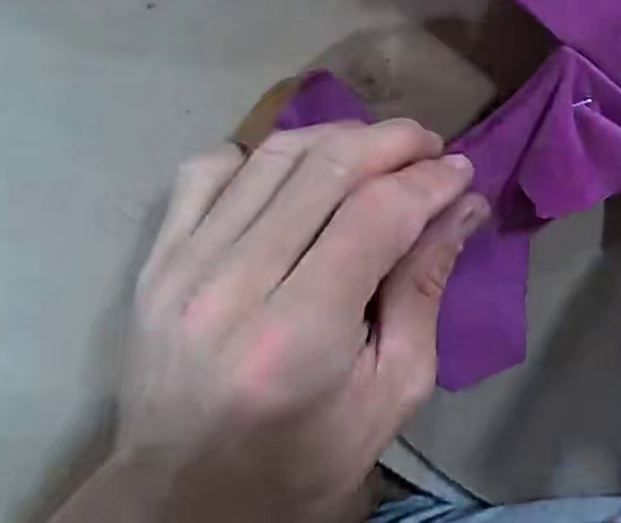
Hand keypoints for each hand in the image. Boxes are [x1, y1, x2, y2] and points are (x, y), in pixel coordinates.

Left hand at [52, 120, 488, 522]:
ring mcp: (180, 271)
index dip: (431, 179)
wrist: (179, 506)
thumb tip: (466, 204)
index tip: (463, 172)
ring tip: (381, 152)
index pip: (377, 214)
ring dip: (345, 136)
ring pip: (277, 154)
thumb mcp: (398, 385)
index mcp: (298, 337)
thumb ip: (428, 286)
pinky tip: (302, 172)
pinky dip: (266, 153)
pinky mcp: (154, 264)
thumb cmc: (308, 454)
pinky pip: (208, 169)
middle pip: (329, 166)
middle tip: (431, 150)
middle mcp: (230, 291)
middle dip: (396, 141)